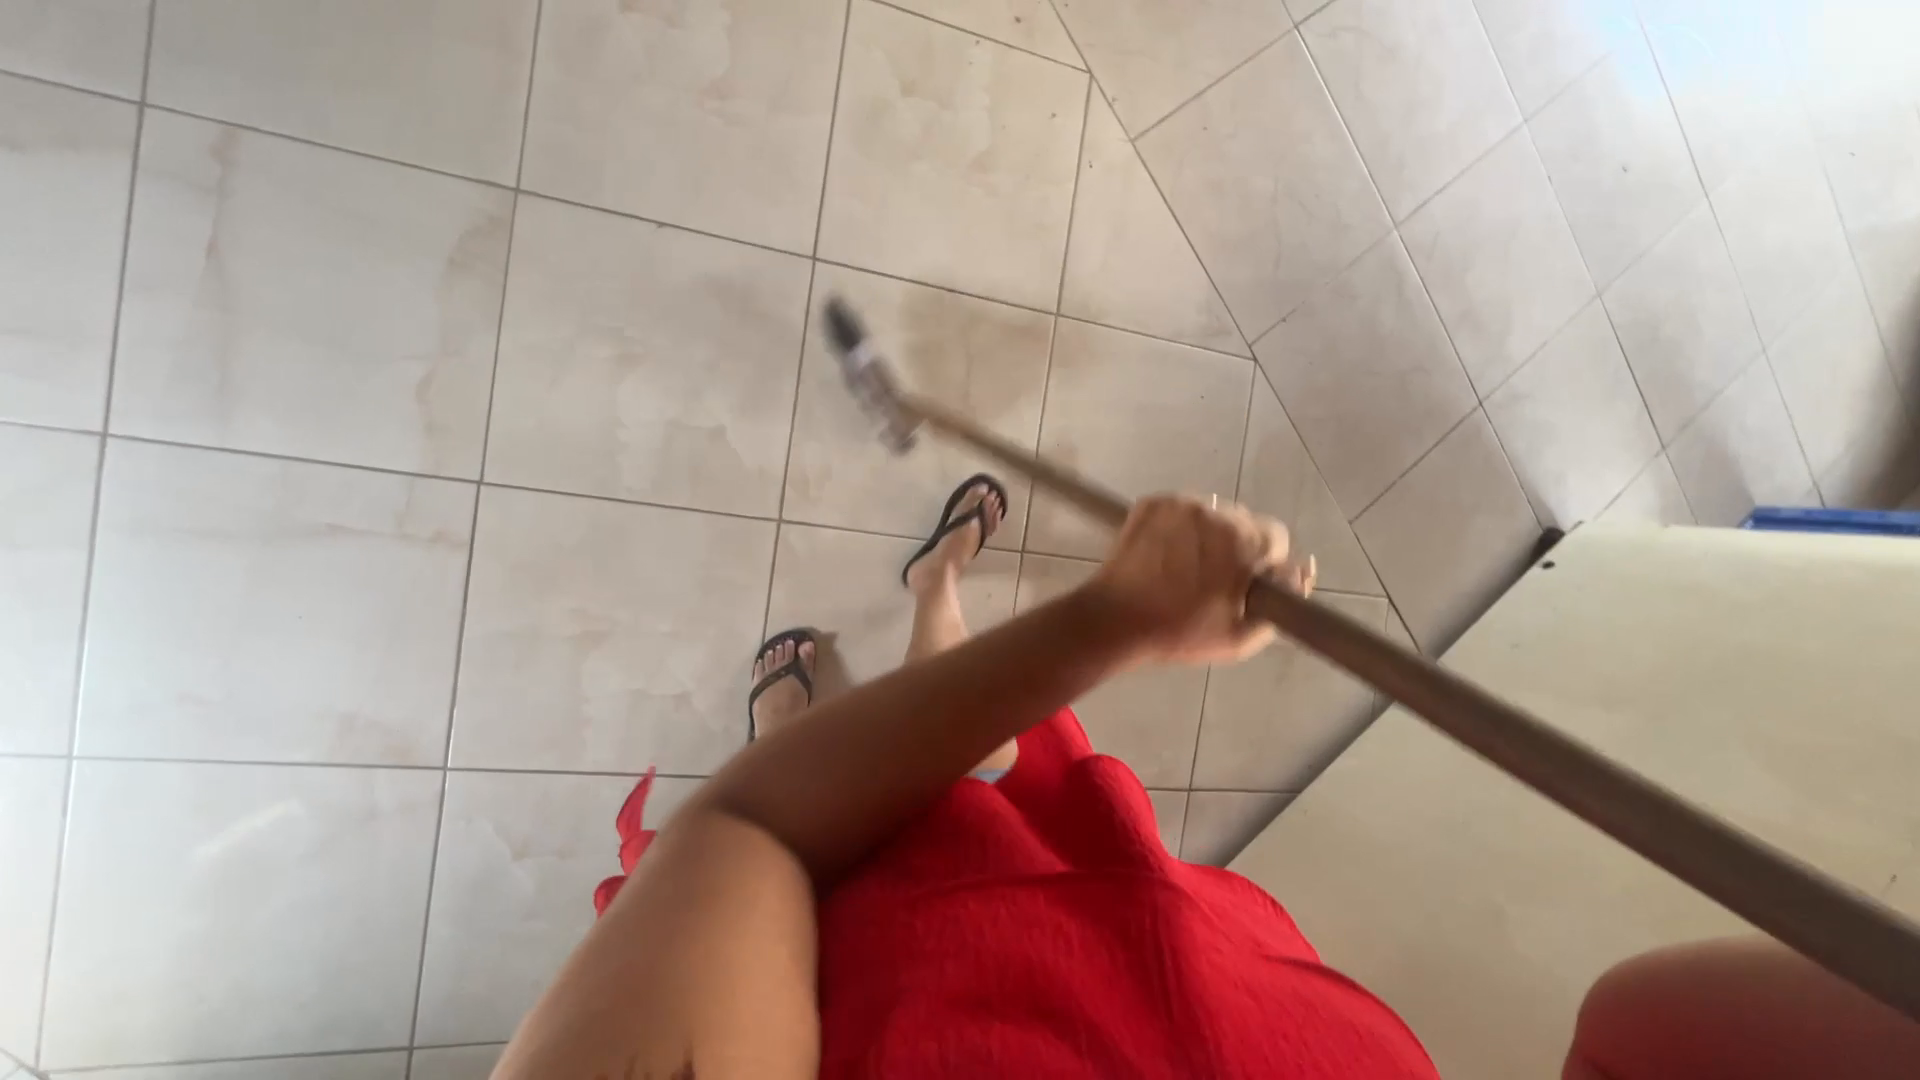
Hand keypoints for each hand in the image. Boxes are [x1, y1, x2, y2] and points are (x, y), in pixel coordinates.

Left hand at [1082, 494, 1313, 667]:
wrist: (1114, 620)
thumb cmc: (1180, 632)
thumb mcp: (1242, 635)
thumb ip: (1282, 602)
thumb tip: (1301, 571)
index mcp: (1243, 540)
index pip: (1275, 537)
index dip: (1264, 561)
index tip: (1245, 582)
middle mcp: (1214, 512)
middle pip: (1241, 522)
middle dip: (1235, 545)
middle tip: (1211, 578)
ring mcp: (1179, 504)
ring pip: (1209, 514)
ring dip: (1206, 534)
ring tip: (1184, 567)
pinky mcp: (1150, 503)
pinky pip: (1178, 510)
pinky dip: (1177, 527)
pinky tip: (1164, 555)